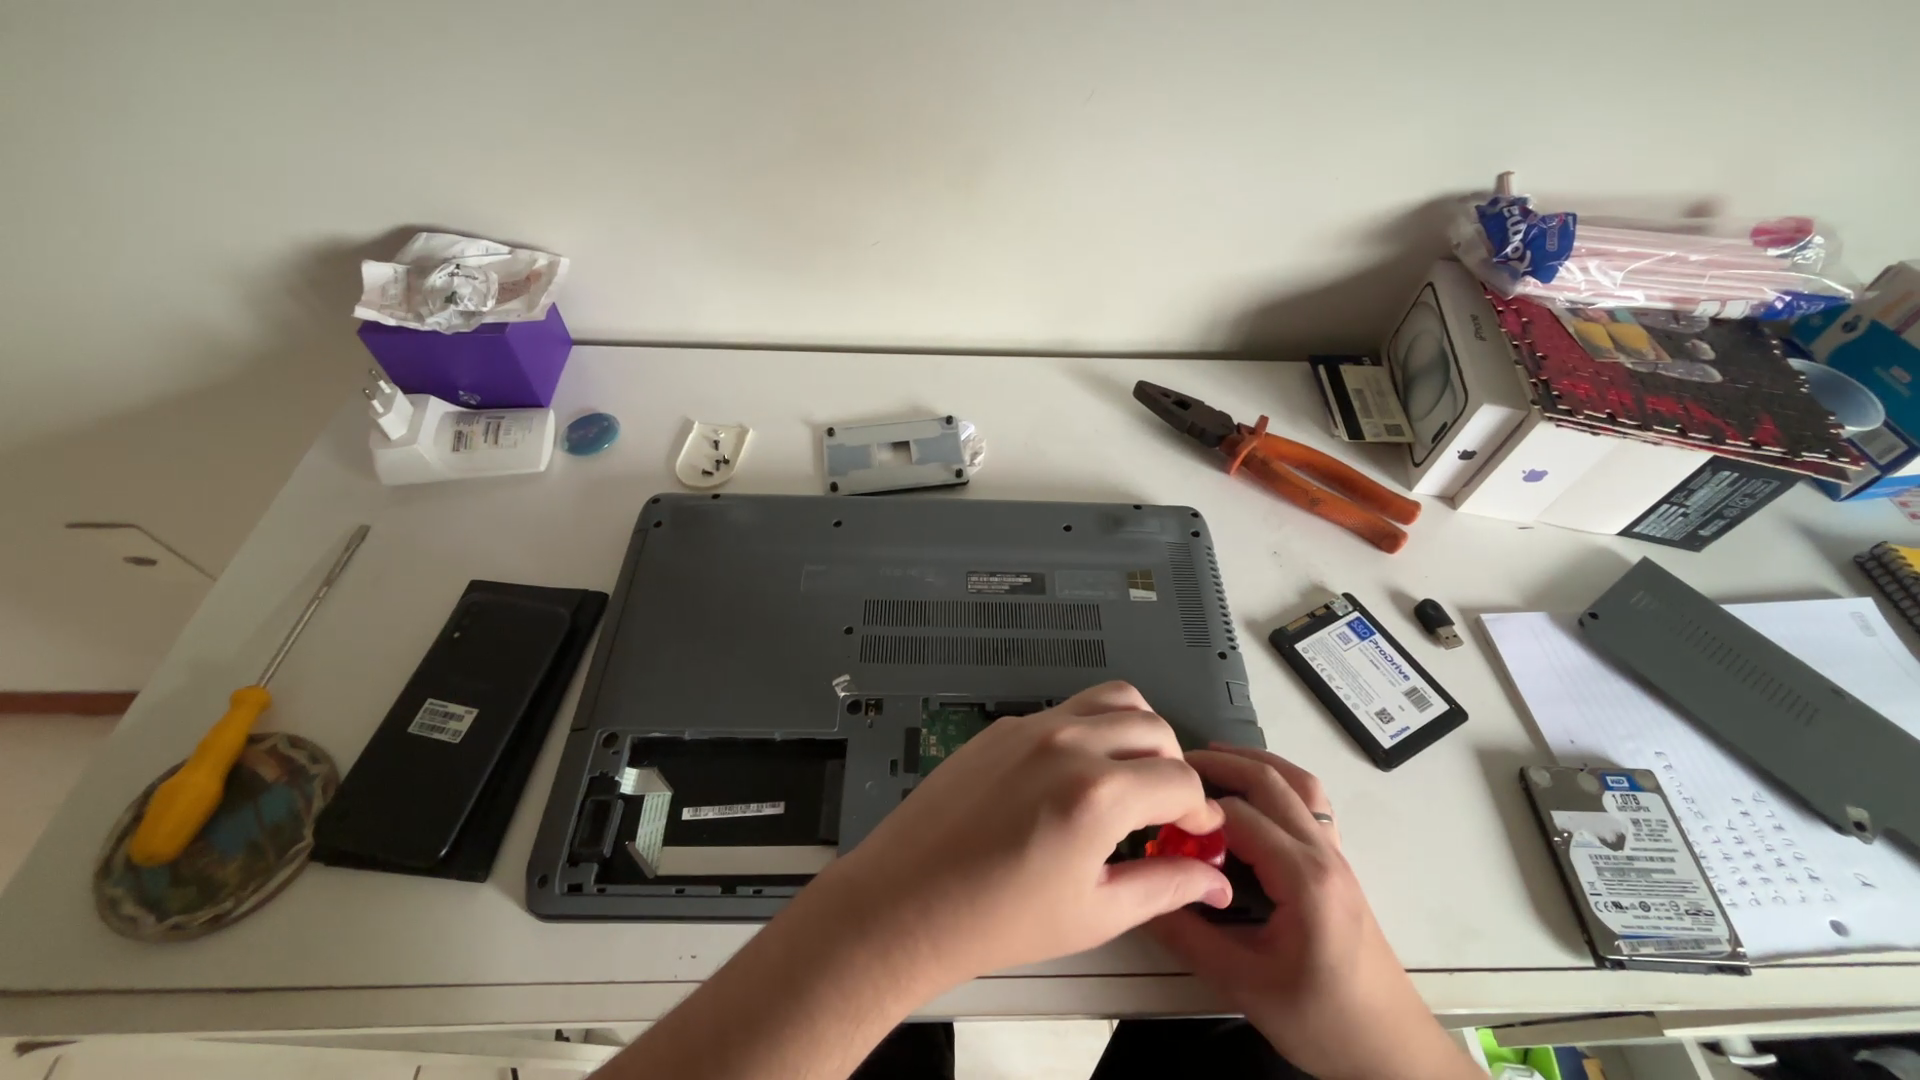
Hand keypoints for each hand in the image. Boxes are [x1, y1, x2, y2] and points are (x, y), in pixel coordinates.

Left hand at [789, 681, 1229, 992]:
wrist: (904, 902)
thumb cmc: (993, 919)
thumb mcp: (1093, 913)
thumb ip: (1163, 886)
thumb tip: (1210, 878)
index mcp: (1098, 793)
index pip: (1181, 779)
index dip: (1199, 810)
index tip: (1194, 830)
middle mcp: (1068, 744)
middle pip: (1154, 727)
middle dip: (1174, 766)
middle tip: (1165, 807)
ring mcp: (1029, 728)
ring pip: (1111, 700)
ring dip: (1137, 731)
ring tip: (1130, 776)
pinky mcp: (1000, 729)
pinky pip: (1064, 711)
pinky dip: (1089, 730)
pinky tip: (1074, 776)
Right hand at [1151, 746, 1478, 1079]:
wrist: (1393, 1054)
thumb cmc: (1323, 1021)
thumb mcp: (1244, 984)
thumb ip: (1188, 936)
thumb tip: (1138, 897)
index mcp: (1303, 876)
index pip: (1240, 815)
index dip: (1195, 810)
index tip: (1156, 815)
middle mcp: (1324, 854)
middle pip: (1273, 782)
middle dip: (1223, 763)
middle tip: (1175, 763)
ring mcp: (1337, 858)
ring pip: (1301, 785)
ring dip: (1258, 764)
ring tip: (1216, 760)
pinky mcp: (1339, 869)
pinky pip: (1311, 807)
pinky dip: (1279, 785)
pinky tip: (1253, 800)